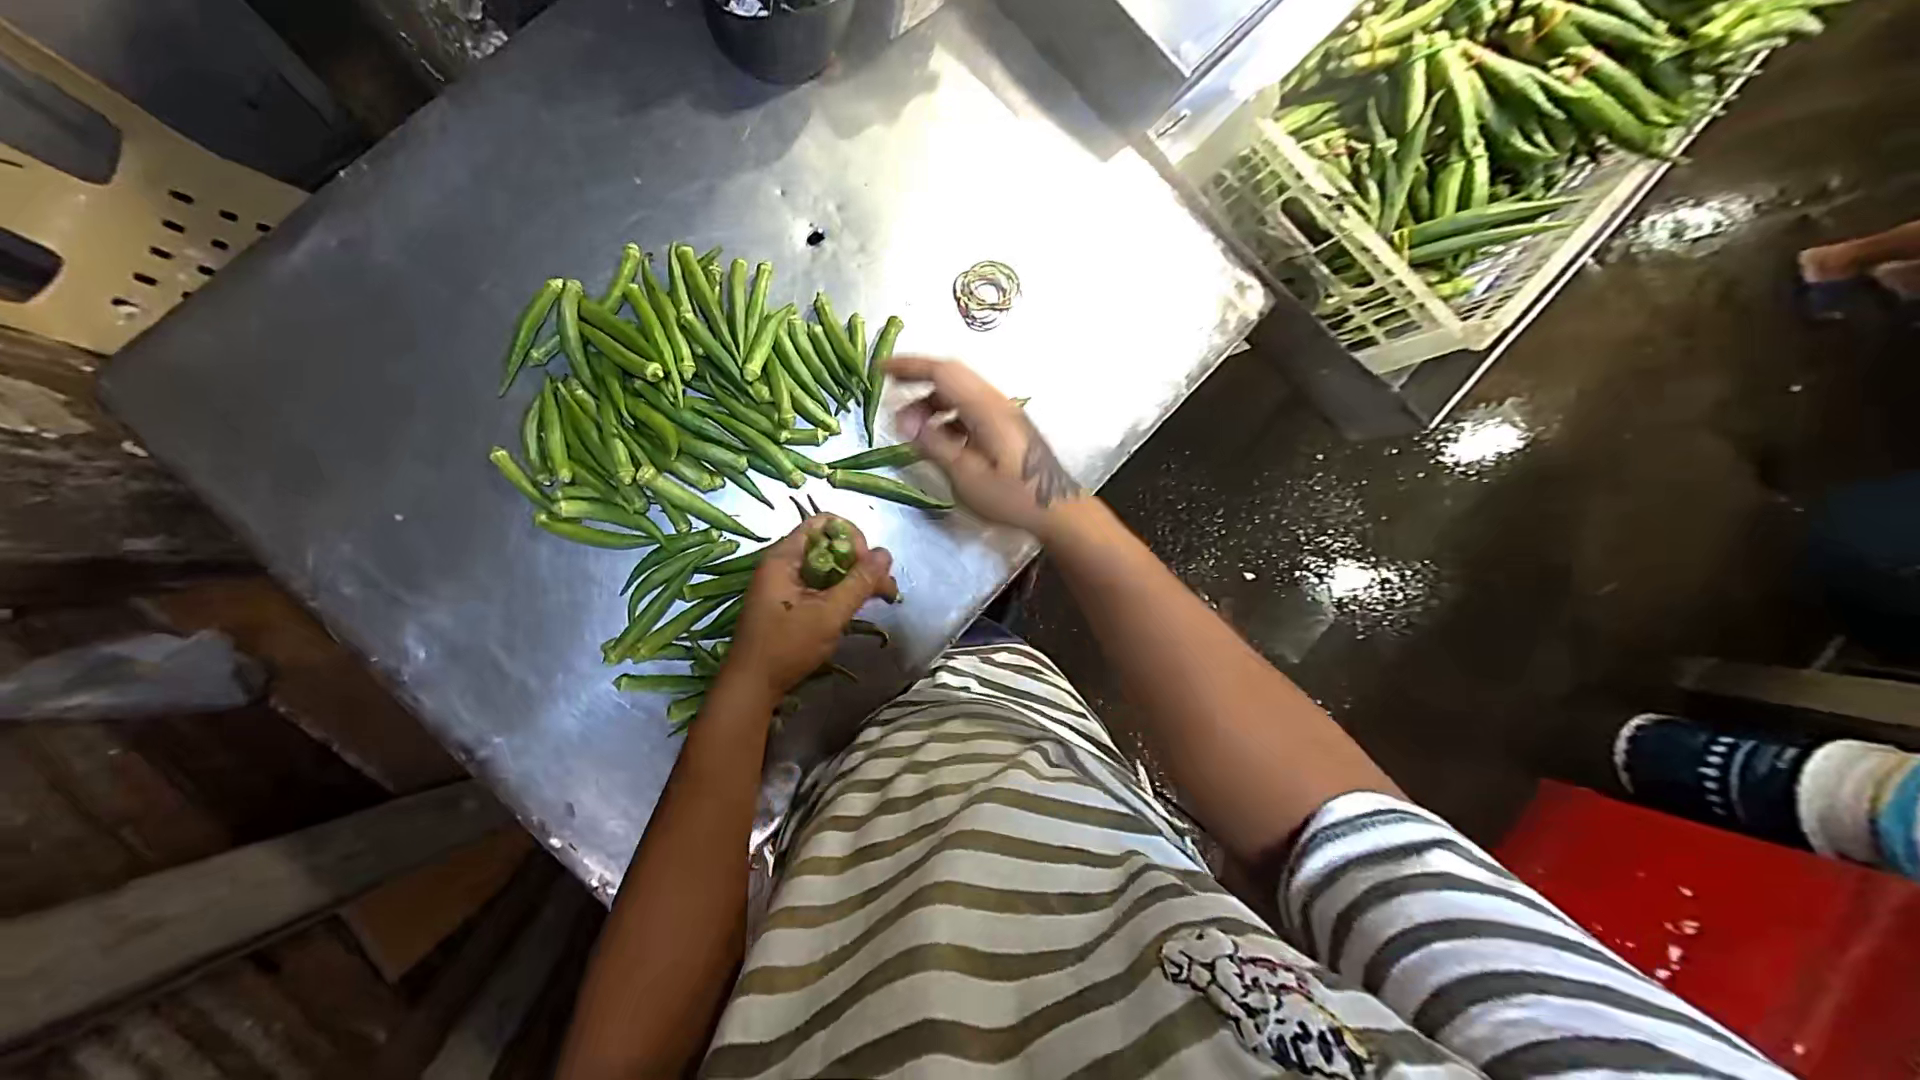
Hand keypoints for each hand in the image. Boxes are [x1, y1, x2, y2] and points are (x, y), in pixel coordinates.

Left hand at [720, 516, 895, 705]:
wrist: (752, 687)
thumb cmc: (786, 647)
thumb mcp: (829, 613)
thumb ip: (859, 582)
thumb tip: (885, 554)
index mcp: (784, 558)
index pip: (823, 523)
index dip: (852, 537)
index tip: (868, 565)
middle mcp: (783, 564)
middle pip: (829, 545)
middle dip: (861, 560)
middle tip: (884, 585)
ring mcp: (786, 584)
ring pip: (829, 567)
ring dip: (856, 578)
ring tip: (882, 597)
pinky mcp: (791, 602)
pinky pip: (822, 585)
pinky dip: (843, 591)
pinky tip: (861, 606)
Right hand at [886, 356, 1086, 536]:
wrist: (1058, 509)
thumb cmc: (1013, 497)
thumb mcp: (968, 476)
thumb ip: (936, 445)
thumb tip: (905, 420)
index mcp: (987, 409)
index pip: (943, 372)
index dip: (910, 367)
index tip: (881, 370)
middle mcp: (996, 403)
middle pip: (952, 377)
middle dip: (918, 383)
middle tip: (892, 402)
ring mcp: (1003, 414)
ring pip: (961, 394)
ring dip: (932, 403)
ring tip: (912, 429)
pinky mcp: (1006, 427)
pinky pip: (970, 409)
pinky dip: (948, 416)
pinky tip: (938, 439)